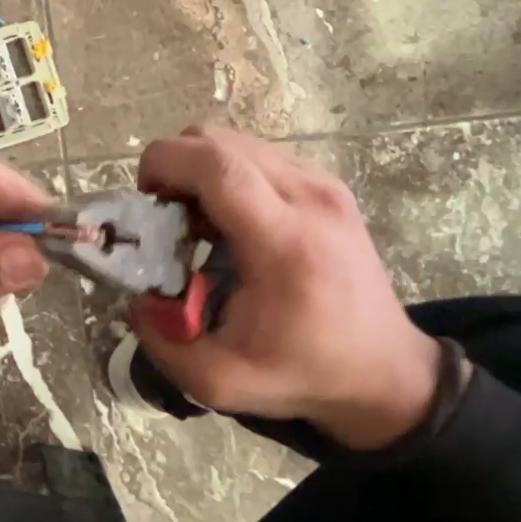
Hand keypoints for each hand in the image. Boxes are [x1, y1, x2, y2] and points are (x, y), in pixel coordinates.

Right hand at [131, 126, 440, 450]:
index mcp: (283, 243)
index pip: (216, 166)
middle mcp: (307, 199)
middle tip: (163, 212)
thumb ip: (159, 339)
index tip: (145, 199)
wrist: (387, 374)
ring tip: (193, 218)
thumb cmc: (303, 373)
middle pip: (217, 142)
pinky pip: (254, 154)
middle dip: (172, 165)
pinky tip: (225, 218)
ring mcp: (322, 186)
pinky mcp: (326, 186)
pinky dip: (223, 174)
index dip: (164, 164)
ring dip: (196, 169)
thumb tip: (133, 295)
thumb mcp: (218, 379)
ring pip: (232, 142)